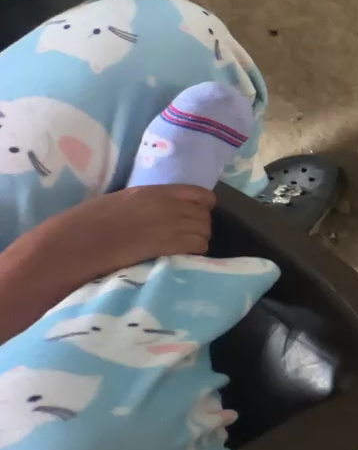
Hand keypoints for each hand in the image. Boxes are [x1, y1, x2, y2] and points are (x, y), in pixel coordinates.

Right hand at [0, 185, 214, 325]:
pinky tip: (175, 257)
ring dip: (195, 242)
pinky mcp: (171, 244)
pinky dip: (192, 253)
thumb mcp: (116, 204)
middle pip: (204, 216)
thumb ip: (147, 204)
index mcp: (153, 192)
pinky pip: (198, 246)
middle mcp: (168, 205)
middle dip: (197, 228)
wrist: (61, 250)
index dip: (201, 207)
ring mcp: (172, 224)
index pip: (201, 195)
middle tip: (180, 239)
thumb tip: (167, 210)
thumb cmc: (78, 228)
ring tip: (175, 250)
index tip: (192, 216)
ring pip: (204, 232)